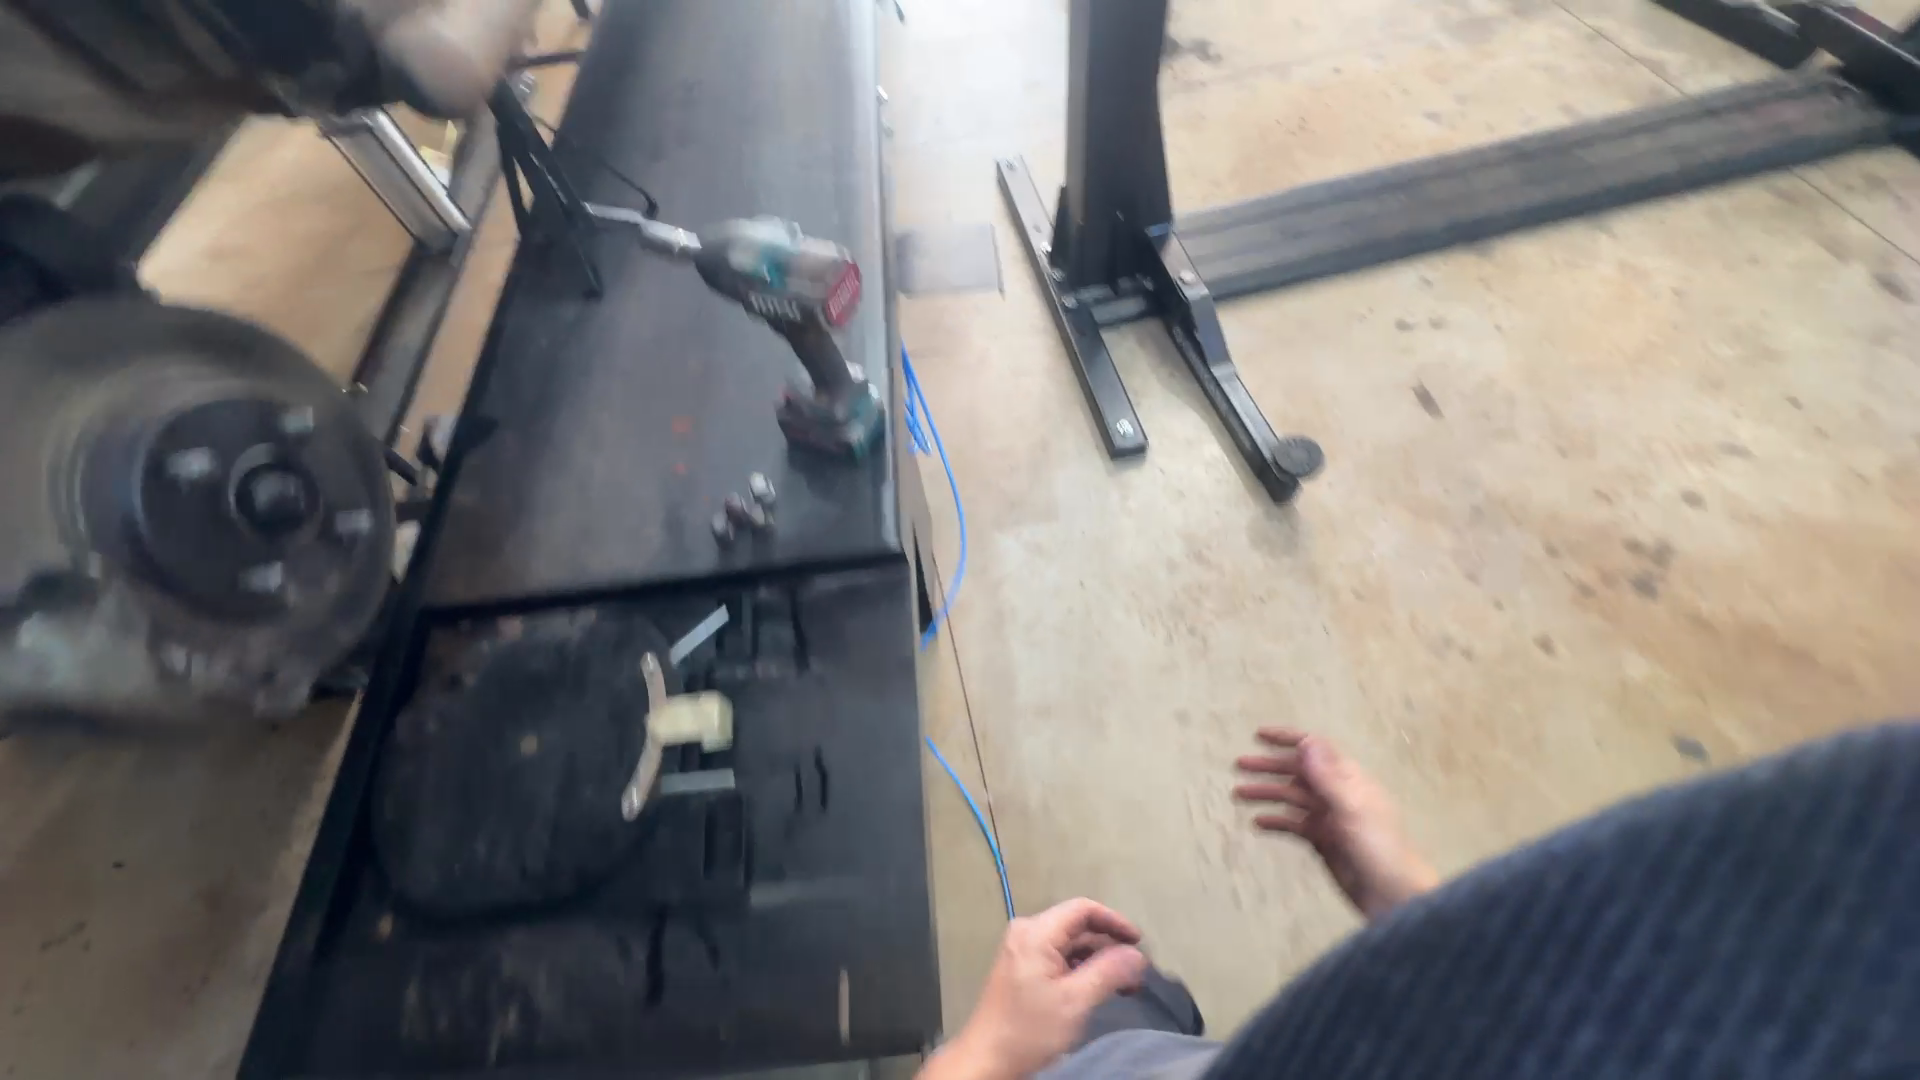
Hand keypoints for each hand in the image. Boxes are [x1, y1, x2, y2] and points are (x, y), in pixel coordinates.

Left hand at [923, 898, 1149, 1079]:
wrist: (987, 1059)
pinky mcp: (1022, 966)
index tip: (1139, 942)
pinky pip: (1058, 956)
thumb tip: (1137, 955)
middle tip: (1136, 972)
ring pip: (1069, 942)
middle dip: (1108, 944)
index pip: (1082, 909)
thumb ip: (1108, 973)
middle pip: (1076, 925)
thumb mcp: (1074, 1002)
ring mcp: (1023, 948)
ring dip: (1097, 959)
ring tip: (1125, 984)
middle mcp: (1027, 931)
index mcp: (1036, 931)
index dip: (1113, 921)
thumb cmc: (1029, 1030)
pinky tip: (1098, 987)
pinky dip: (1081, 968)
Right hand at [1235, 728, 1438, 919]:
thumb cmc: (1378, 849)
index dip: (1288, 740)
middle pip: (1298, 773)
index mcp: (1349, 781)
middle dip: (1269, 767)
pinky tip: (1258, 823)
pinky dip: (1276, 820)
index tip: (1259, 736)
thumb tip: (1306, 742)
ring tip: (1239, 794)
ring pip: (1292, 798)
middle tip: (1239, 766)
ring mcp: (1329, 818)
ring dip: (1267, 793)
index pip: (1316, 749)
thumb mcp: (1352, 809)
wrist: (1395, 898)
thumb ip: (1328, 777)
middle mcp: (1337, 794)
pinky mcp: (1323, 841)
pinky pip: (1294, 824)